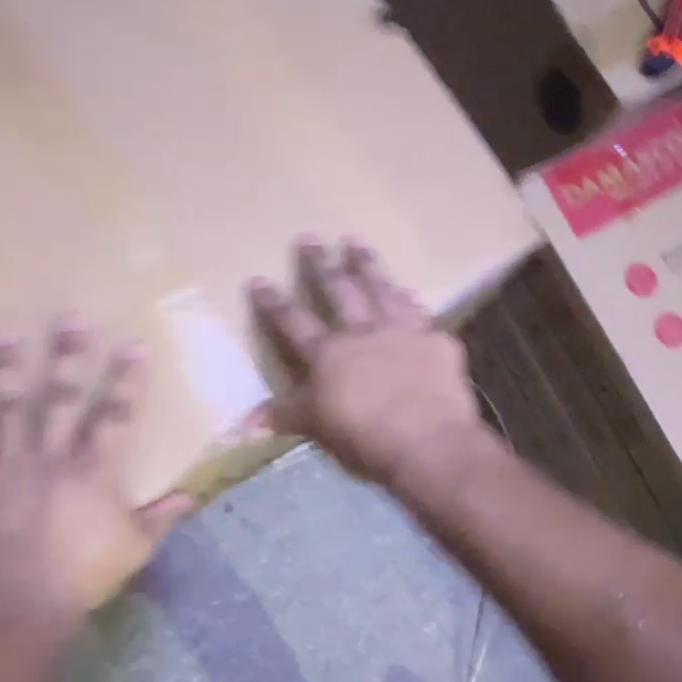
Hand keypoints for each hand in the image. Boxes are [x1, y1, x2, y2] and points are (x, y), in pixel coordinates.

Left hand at [0, 317, 191, 636]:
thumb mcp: (134, 550)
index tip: (135, 345)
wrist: (17, 606)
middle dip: (68, 355)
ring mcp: (8, 464)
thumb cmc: (82, 577)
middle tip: (70, 316)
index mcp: (94, 470)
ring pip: (6, 407)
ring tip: (0, 333)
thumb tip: (190, 497)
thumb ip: (160, 518)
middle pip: (61, 396)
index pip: (115, 414)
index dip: (127, 379)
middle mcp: (51, 455)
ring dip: (4, 368)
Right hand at [250, 237, 489, 488]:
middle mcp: (362, 333)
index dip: (273, 303)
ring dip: (366, 265)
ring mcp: (401, 332)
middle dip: (321, 264)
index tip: (258, 279)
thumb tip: (245, 423)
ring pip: (381, 289)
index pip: (292, 322)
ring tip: (355, 242)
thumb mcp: (317, 429)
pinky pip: (421, 315)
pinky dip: (413, 302)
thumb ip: (286, 417)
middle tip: (310, 237)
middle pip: (338, 290)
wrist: (429, 443)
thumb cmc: (365, 439)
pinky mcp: (436, 342)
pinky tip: (411, 292)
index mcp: (327, 355)